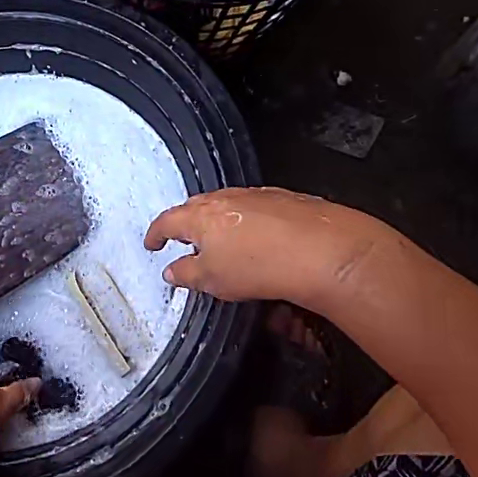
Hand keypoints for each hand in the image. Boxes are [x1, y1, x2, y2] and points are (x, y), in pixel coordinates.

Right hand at [143, 187, 402, 304]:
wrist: (325, 251)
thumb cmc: (265, 264)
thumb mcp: (213, 280)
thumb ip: (186, 274)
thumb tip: (172, 272)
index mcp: (198, 216)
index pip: (166, 222)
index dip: (155, 234)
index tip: (153, 242)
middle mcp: (223, 199)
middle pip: (194, 208)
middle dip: (186, 224)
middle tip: (186, 242)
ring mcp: (254, 196)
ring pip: (225, 206)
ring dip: (219, 223)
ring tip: (226, 247)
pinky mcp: (283, 199)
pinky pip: (255, 208)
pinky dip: (248, 223)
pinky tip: (260, 242)